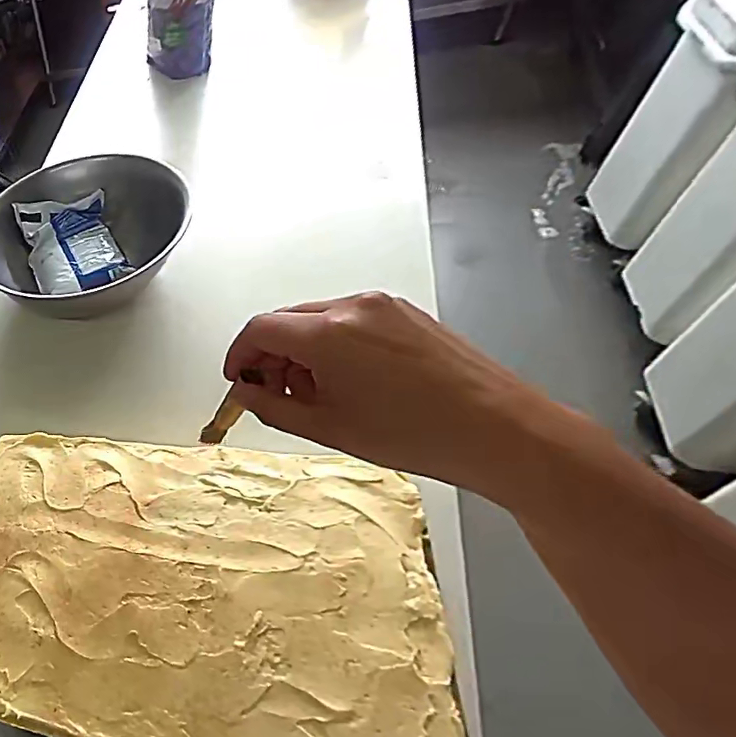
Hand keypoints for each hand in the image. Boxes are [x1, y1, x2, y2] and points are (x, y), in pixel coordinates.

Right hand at [222, 292, 601, 505]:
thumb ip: (272, 407)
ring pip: (317, 320)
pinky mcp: (403, 312)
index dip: (239, 355)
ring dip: (301, 352)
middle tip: (272, 393)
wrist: (497, 429)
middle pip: (286, 320)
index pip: (259, 329)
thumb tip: (248, 394)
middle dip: (270, 356)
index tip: (238, 378)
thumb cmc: (422, 431)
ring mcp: (383, 306)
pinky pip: (348, 320)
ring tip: (316, 395)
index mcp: (328, 333)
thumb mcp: (328, 428)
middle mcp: (354, 307)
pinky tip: (346, 382)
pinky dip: (332, 345)